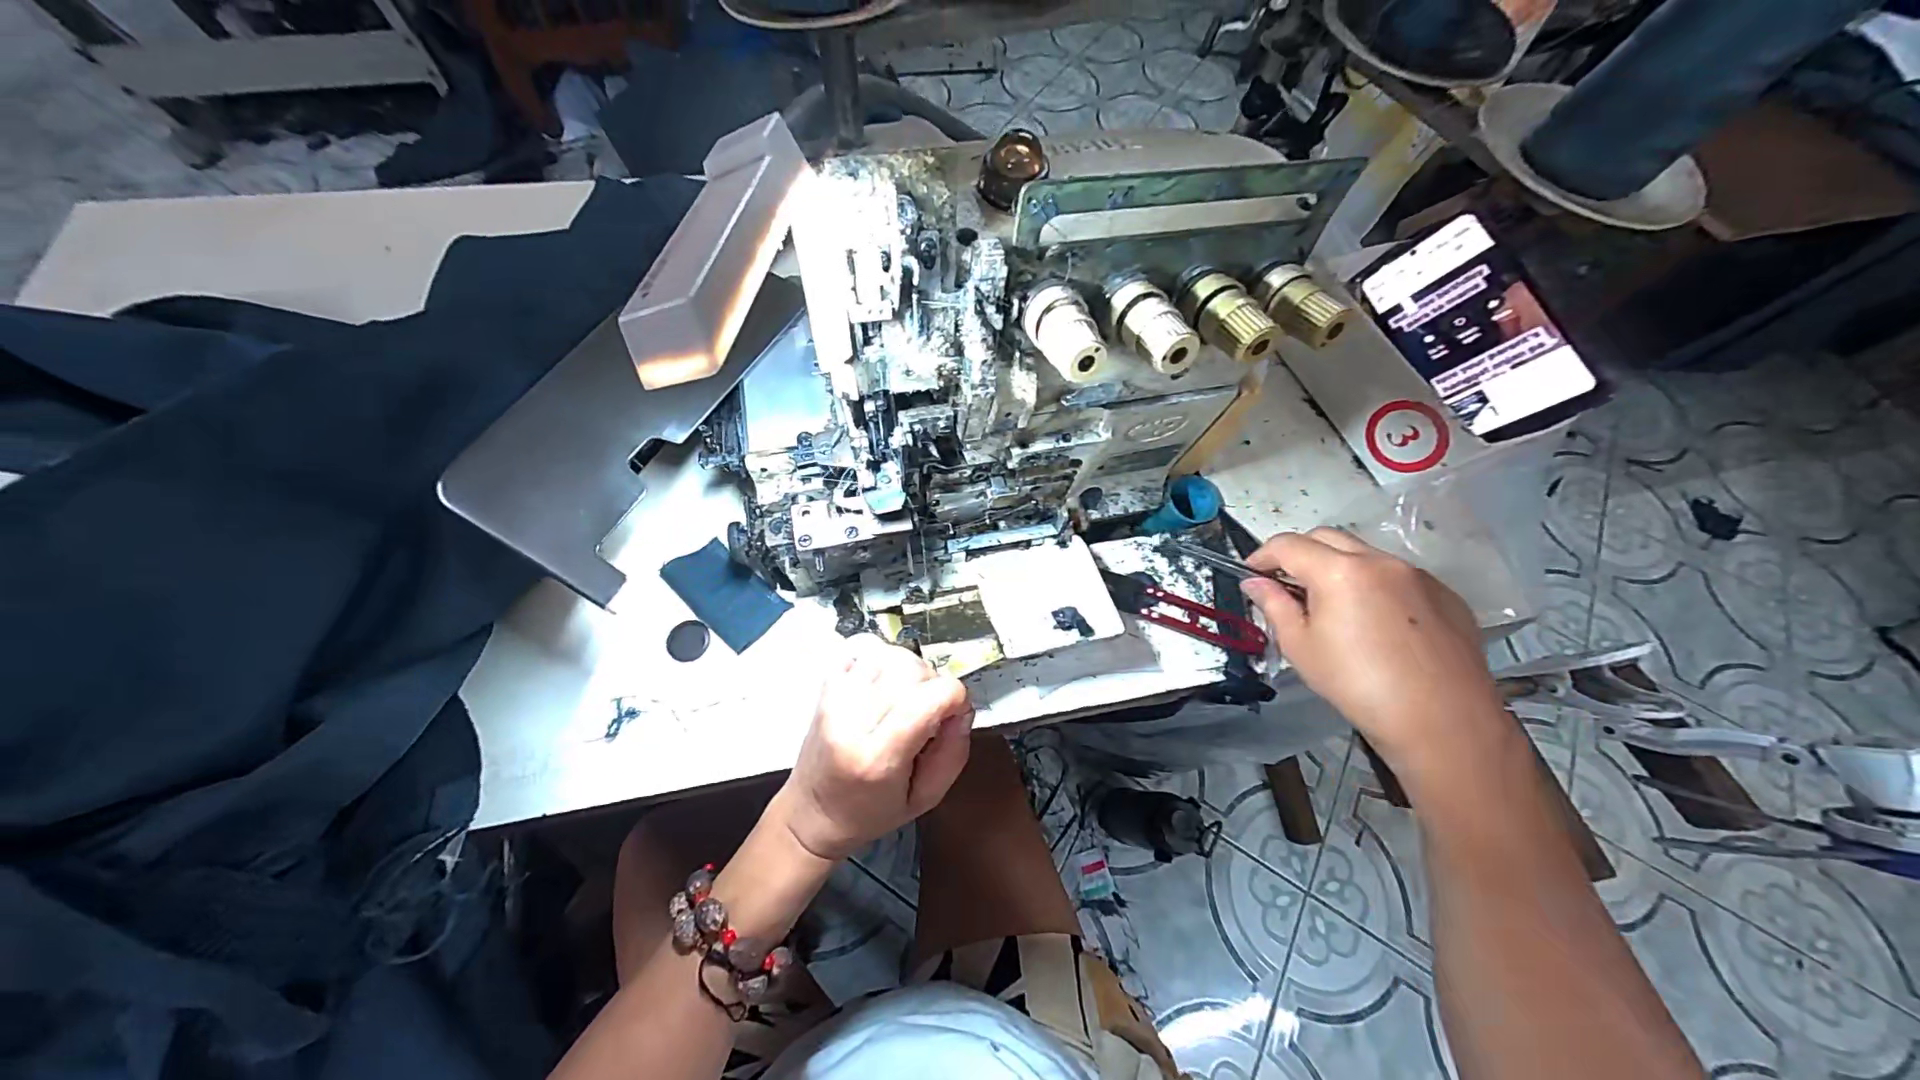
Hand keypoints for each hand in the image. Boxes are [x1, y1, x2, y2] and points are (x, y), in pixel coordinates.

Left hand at [775, 635, 974, 860]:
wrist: (812, 812)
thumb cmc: (869, 811)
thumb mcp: (925, 800)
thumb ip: (953, 754)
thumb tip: (963, 709)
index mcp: (877, 758)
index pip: (928, 699)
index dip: (955, 698)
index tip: (954, 714)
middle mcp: (851, 721)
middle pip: (911, 669)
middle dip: (933, 684)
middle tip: (928, 712)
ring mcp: (834, 698)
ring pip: (890, 654)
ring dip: (908, 671)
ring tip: (905, 698)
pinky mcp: (826, 686)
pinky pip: (865, 650)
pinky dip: (883, 661)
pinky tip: (884, 686)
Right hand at [1239, 528, 1505, 770]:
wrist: (1442, 720)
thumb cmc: (1357, 684)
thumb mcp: (1301, 647)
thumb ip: (1274, 606)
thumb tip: (1256, 583)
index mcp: (1339, 571)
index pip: (1288, 545)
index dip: (1262, 556)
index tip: (1252, 574)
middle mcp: (1380, 561)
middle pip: (1327, 537)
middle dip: (1300, 554)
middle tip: (1287, 587)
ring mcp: (1417, 575)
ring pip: (1365, 555)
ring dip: (1340, 568)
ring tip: (1334, 609)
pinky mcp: (1445, 594)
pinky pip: (1399, 577)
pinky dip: (1376, 587)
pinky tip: (1377, 625)